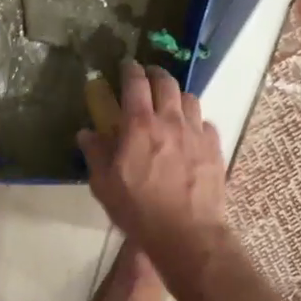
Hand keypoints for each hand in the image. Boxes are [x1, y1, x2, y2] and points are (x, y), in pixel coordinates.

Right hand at [78, 61, 228, 272]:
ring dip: (176, 95)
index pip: (135, 83)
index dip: (129, 69)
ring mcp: (196, 133)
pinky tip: (190, 133)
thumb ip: (95, 154)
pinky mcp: (214, 148)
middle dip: (155, 74)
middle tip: (147, 77)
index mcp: (139, 124)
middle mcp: (170, 120)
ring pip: (189, 98)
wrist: (188, 235)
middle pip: (166, 82)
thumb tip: (86, 133)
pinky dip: (195, 121)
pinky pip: (206, 122)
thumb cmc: (139, 210)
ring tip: (170, 103)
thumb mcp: (105, 185)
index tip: (126, 65)